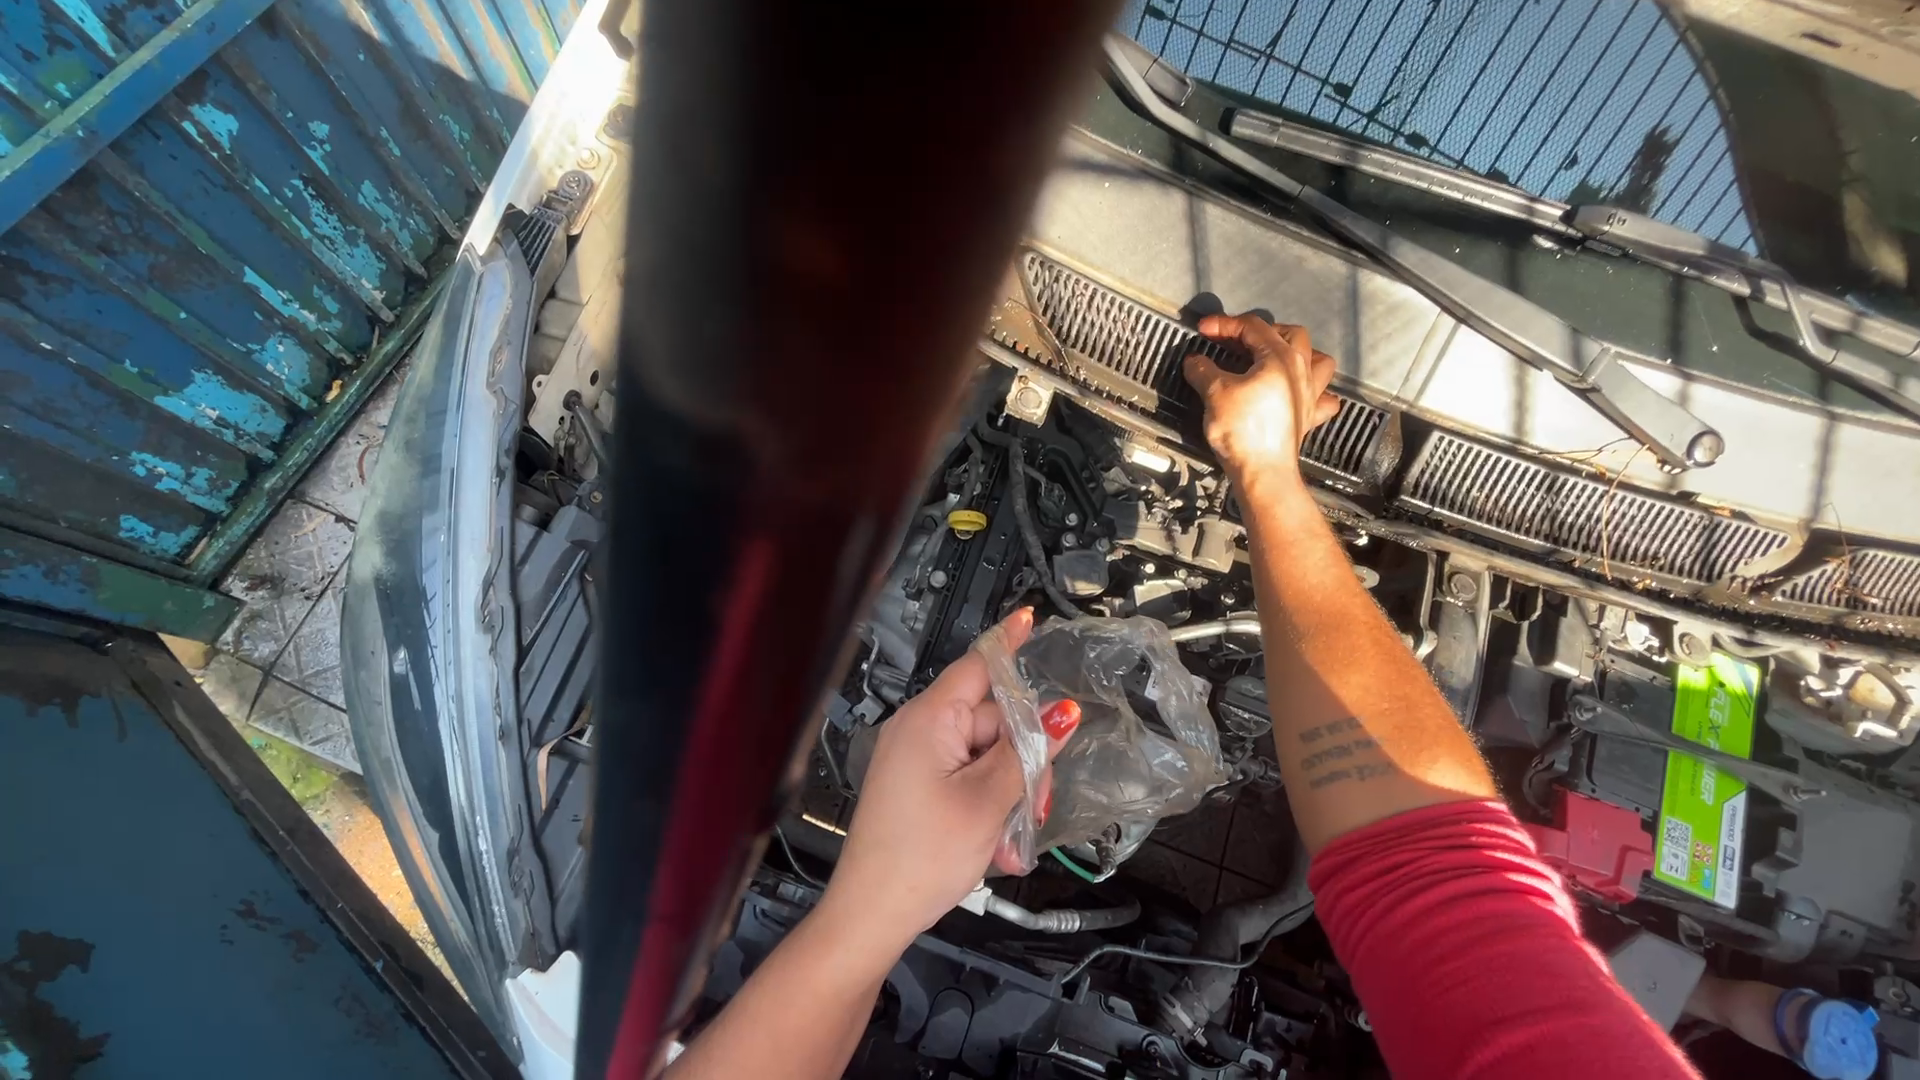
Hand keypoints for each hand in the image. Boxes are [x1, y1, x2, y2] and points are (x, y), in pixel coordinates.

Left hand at [817, 608, 1076, 955]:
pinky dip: (989, 803)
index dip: (1010, 643)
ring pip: (985, 755)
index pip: (979, 665)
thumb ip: (1028, 753)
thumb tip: (1063, 714)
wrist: (871, 915)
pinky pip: (966, 777)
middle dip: (1024, 758)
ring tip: (1014, 838)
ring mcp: (917, 757)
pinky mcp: (918, 784)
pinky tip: (998, 846)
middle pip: (993, 720)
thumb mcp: (988, 802)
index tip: (1031, 617)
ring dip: (1010, 790)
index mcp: (929, 719)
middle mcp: (920, 729)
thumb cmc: (920, 856)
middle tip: (1039, 803)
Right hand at [1183, 314, 1339, 490]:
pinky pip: (1322, 398)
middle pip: (1291, 335)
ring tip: (1279, 358)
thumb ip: (1203, 370)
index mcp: (1280, 358)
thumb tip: (1194, 361)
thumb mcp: (1214, 393)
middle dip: (1263, 332)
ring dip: (1300, 354)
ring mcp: (1309, 395)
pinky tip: (1299, 395)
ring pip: (1318, 361)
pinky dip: (1314, 391)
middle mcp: (1301, 371)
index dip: (1225, 324)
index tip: (1204, 330)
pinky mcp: (1308, 418)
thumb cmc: (1243, 430)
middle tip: (1238, 341)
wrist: (1262, 472)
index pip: (1252, 328)